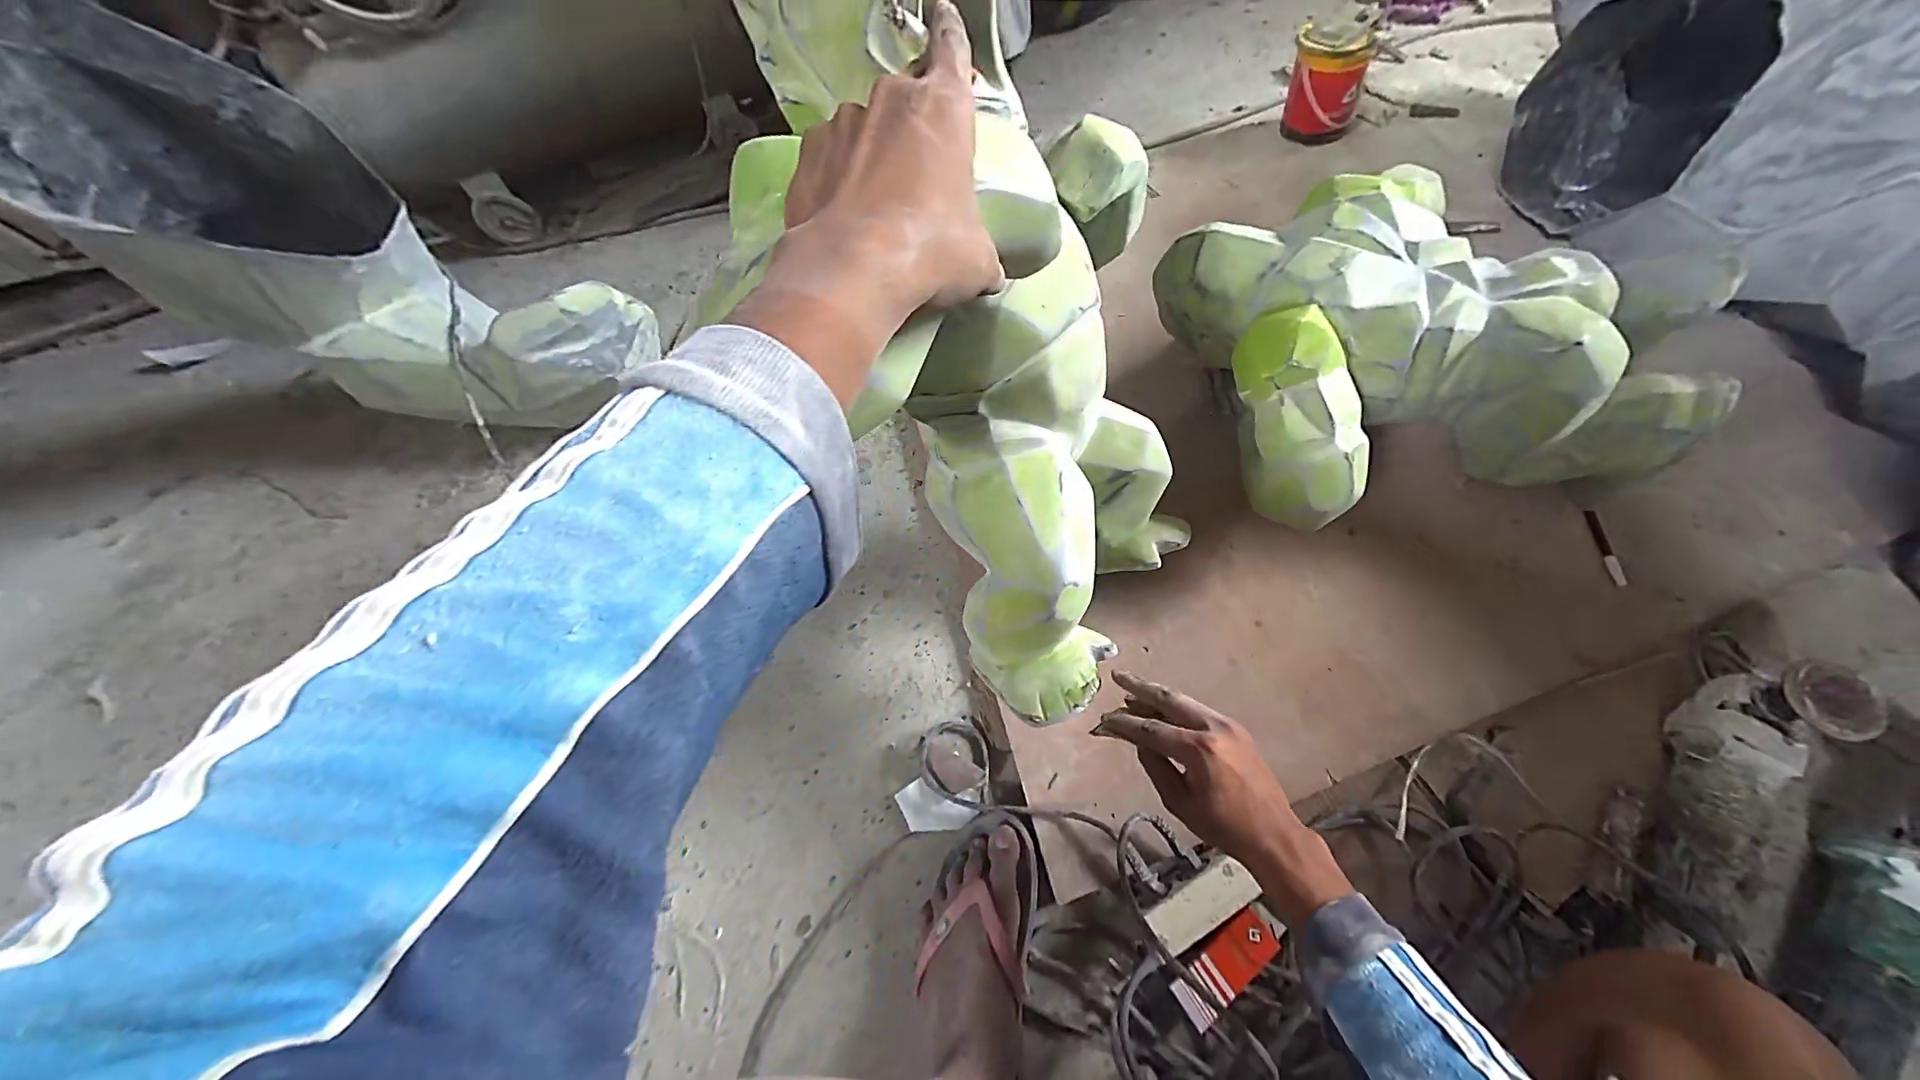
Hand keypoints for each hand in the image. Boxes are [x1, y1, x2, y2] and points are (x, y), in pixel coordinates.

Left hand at [732, 0, 1003, 403]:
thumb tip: (990, 273)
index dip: (950, 35)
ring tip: (877, 204)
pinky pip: (829, 158)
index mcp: (942, 107)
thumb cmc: (931, 250)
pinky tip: (844, 213)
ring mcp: (841, 124)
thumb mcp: (977, 259)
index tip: (943, 17)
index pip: (950, 47)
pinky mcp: (806, 156)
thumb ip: (984, 253)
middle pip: (905, 93)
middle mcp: (889, 100)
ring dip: (872, 154)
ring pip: (864, 129)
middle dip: (913, 120)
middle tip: (919, 164)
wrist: (853, 271)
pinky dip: (838, 178)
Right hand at [1093, 672, 1352, 925]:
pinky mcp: (1236, 730)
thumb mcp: (1180, 802)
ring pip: (1185, 702)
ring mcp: (1228, 726)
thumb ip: (1156, 767)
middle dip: (1141, 689)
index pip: (1151, 729)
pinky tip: (1162, 710)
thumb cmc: (1224, 827)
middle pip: (1169, 700)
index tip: (1105, 720)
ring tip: (1133, 694)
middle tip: (1118, 678)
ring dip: (1158, 697)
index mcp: (1198, 749)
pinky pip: (1198, 711)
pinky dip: (1176, 708)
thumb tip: (1140, 743)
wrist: (1274, 834)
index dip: (1124, 724)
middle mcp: (1213, 728)